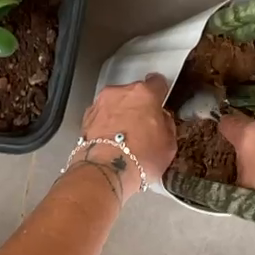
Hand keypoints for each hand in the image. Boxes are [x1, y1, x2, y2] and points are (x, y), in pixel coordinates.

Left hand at [71, 74, 175, 199]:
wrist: (105, 171)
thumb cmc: (136, 157)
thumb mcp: (168, 144)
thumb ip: (166, 125)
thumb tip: (163, 122)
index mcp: (144, 94)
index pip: (157, 83)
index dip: (160, 91)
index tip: (160, 95)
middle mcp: (120, 94)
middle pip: (133, 94)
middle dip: (138, 108)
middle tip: (144, 128)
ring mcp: (100, 105)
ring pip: (114, 105)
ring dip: (119, 116)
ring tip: (126, 140)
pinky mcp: (85, 119)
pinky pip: (100, 118)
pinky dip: (105, 126)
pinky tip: (112, 143)